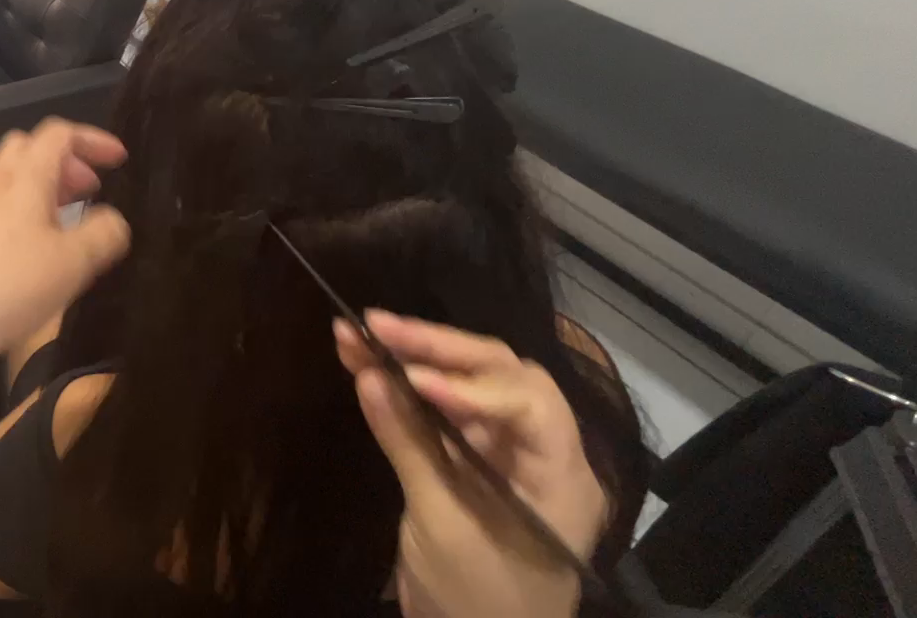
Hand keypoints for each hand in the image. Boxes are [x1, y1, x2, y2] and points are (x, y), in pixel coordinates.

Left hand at [0, 119, 130, 361]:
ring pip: (4, 176)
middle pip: (28, 147)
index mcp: (25, 177)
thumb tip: (113, 220)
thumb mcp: (77, 262)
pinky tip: (15, 238)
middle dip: (64, 159)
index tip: (119, 160)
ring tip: (60, 216)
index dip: (92, 138)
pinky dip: (9, 210)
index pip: (59, 133)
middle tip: (90, 189)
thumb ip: (105, 233)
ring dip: (37, 184)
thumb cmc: (16, 286)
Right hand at [335, 312, 607, 617]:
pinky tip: (361, 359)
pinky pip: (435, 407)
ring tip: (358, 330)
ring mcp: (500, 451)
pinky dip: (399, 381)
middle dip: (437, 346)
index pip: (529, 404)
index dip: (471, 384)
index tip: (413, 379)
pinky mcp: (464, 456)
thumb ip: (407, 443)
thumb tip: (368, 375)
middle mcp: (537, 451)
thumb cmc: (477, 597)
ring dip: (412, 353)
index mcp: (559, 475)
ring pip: (463, 382)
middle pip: (498, 375)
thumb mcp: (441, 523)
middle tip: (377, 325)